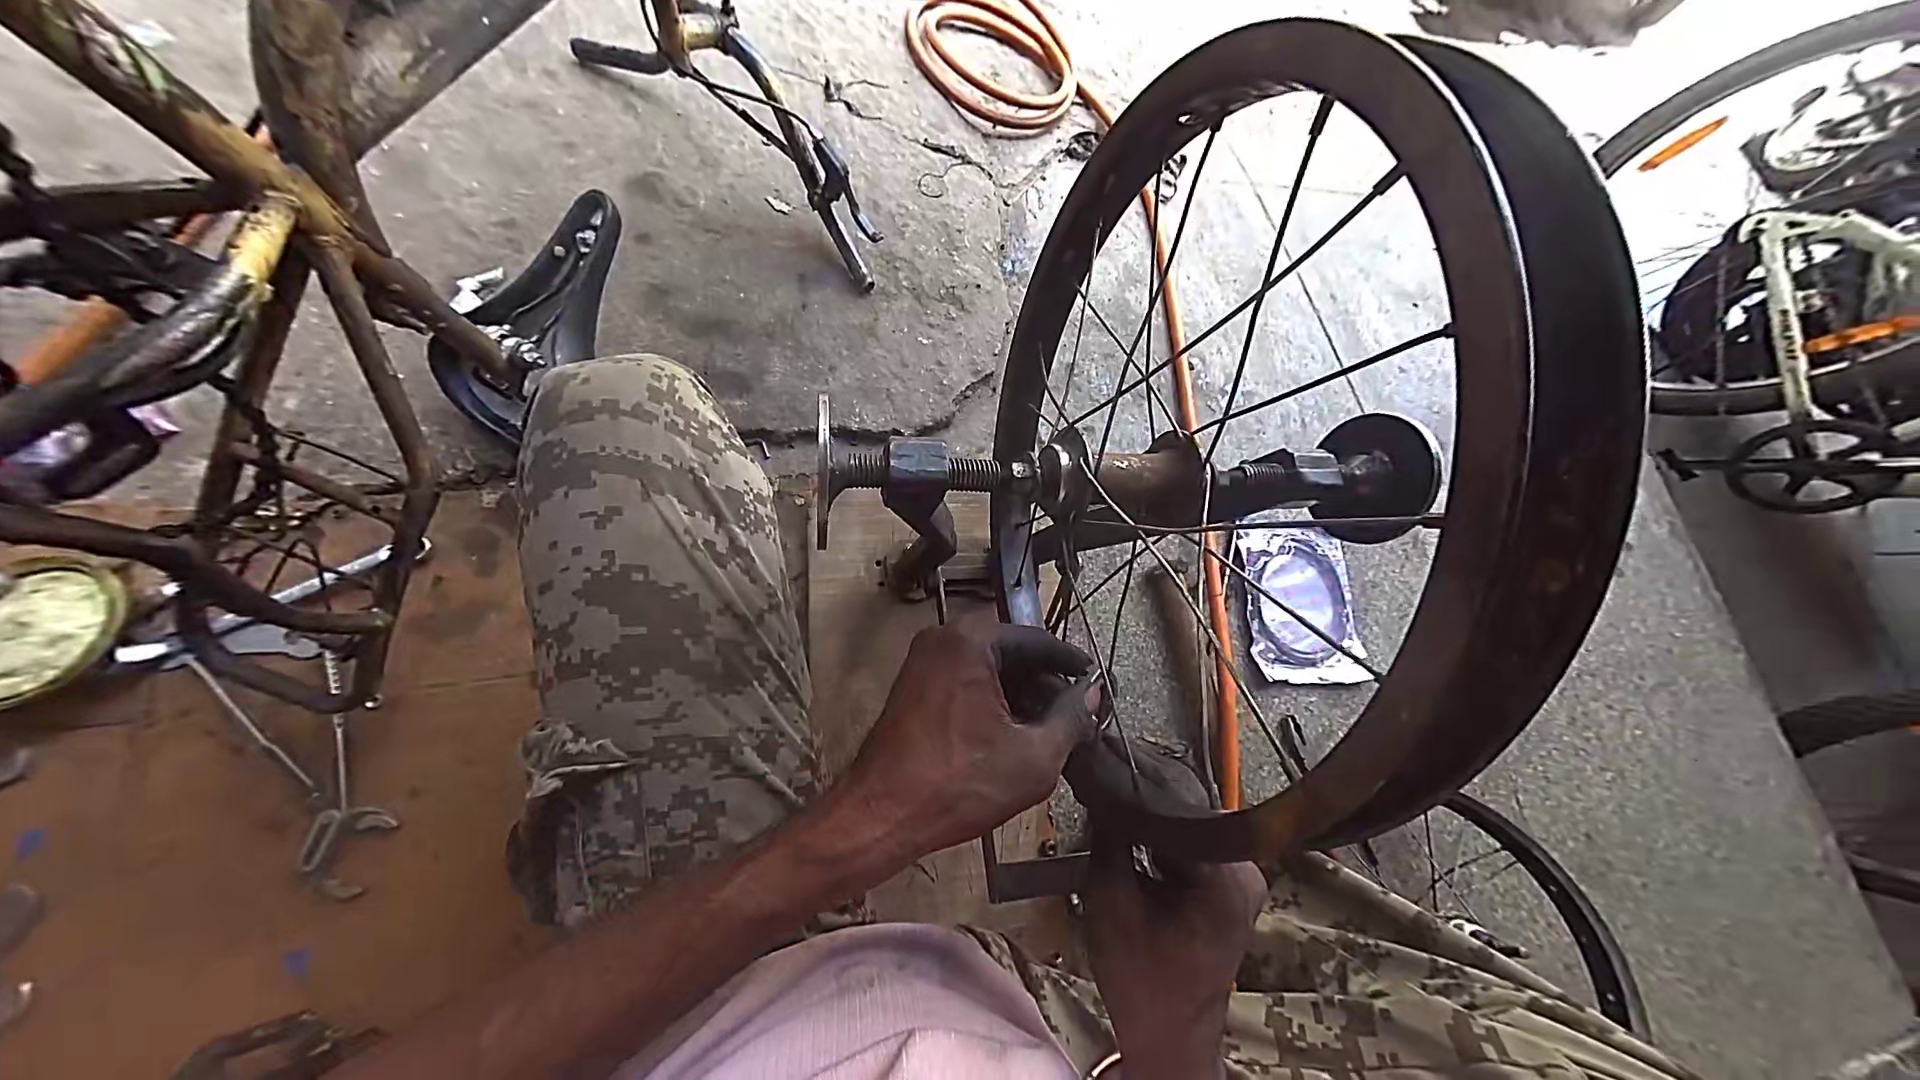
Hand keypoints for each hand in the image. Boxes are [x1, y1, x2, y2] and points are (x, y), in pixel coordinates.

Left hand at [827, 616, 1098, 860]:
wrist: (881, 814)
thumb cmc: (957, 785)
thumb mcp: (1033, 756)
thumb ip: (1070, 718)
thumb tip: (1091, 693)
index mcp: (970, 640)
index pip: (1036, 638)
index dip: (1069, 661)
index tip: (1090, 679)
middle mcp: (942, 637)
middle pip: (1009, 647)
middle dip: (1042, 677)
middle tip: (1071, 707)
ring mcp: (923, 659)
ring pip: (986, 662)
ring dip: (1017, 687)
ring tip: (1046, 724)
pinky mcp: (913, 682)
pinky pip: (964, 675)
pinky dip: (990, 694)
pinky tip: (1010, 728)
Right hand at [1081, 744, 1267, 1077]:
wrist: (1167, 1035)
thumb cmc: (1139, 978)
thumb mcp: (1110, 899)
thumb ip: (1108, 835)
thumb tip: (1100, 784)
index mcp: (1225, 874)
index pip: (1176, 801)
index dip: (1132, 778)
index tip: (1100, 759)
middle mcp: (1245, 866)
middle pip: (1185, 806)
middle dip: (1140, 794)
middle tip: (1100, 775)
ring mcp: (1243, 873)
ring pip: (1187, 819)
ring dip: (1149, 812)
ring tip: (1110, 794)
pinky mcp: (1231, 881)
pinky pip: (1191, 838)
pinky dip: (1160, 832)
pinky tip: (1131, 825)